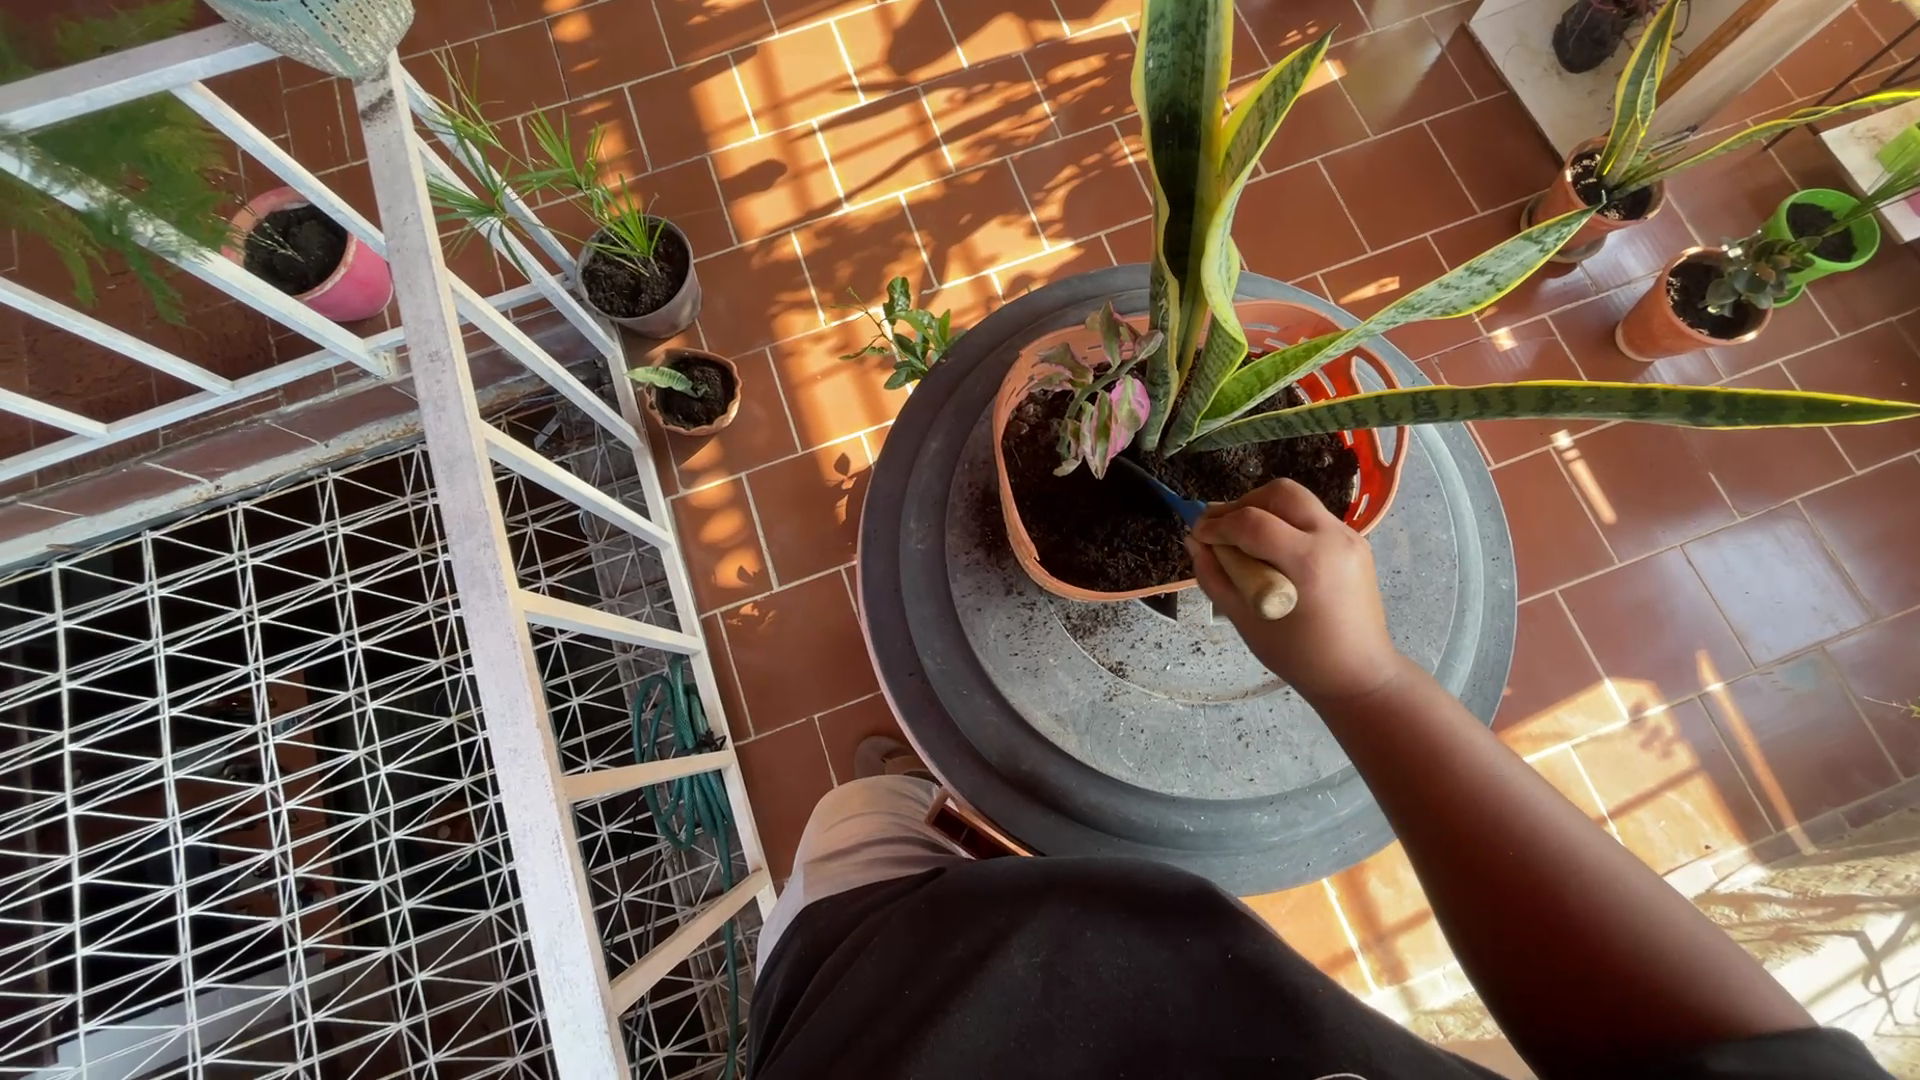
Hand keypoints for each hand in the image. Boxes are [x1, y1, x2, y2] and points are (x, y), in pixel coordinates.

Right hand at [1188, 479, 1406, 705]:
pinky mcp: (1354, 542)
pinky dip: (1284, 523)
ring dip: (1264, 510)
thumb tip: (1194, 543)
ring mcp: (1349, 537)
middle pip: (1279, 493)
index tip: (1198, 535)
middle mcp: (1333, 538)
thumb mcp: (1245, 620)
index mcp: (1308, 562)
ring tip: (1243, 538)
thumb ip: (1215, 576)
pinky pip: (1311, 517)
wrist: (1359, 674)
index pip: (1251, 522)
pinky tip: (1271, 551)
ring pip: (1297, 500)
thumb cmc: (1299, 656)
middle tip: (1221, 529)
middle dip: (1243, 504)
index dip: (1216, 524)